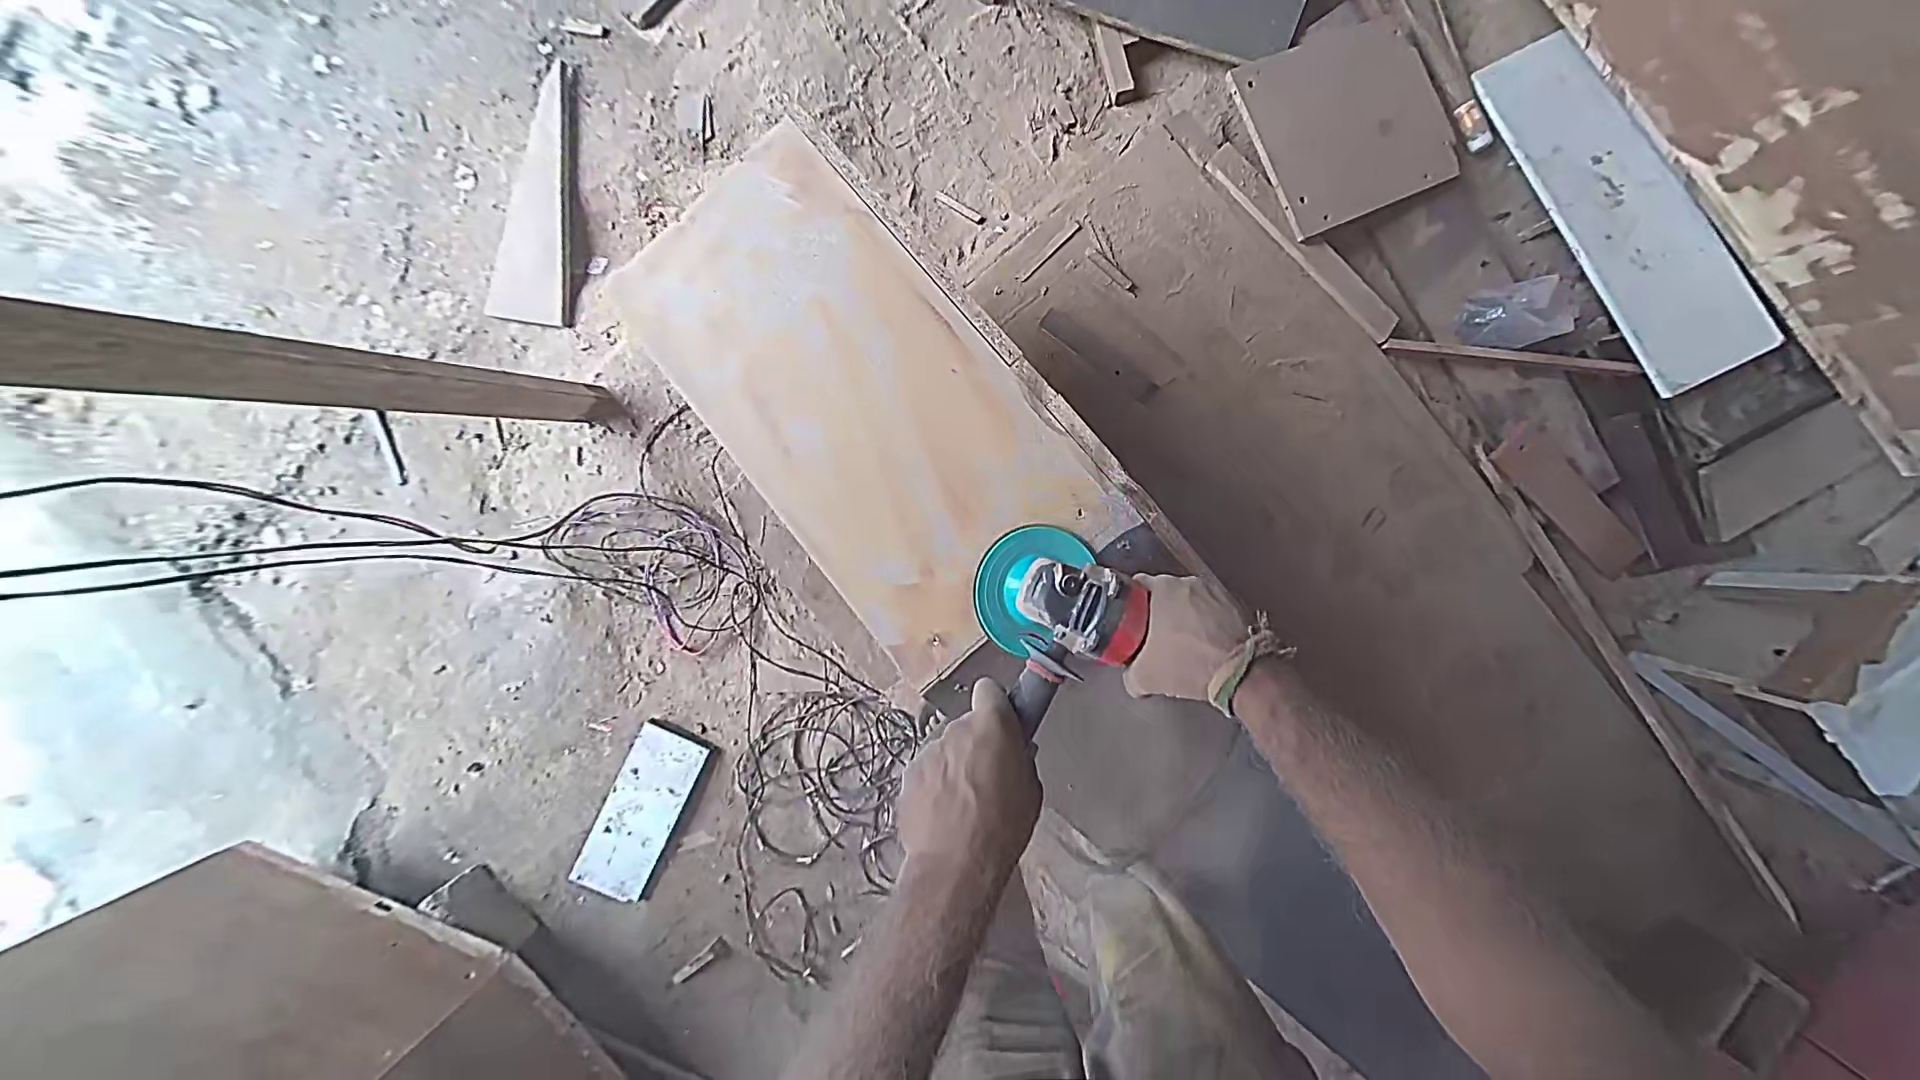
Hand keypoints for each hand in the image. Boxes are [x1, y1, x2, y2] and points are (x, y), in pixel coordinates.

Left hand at [898, 679, 1041, 876]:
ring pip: (944, 748)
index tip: (1000, 723)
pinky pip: (926, 770)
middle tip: (986, 775)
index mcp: (990, 726)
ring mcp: (927, 750)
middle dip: (975, 743)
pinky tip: (942, 812)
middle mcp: (954, 729)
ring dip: (952, 764)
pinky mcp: (907, 773)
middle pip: (966, 725)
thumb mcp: (1031, 791)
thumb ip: (1020, 759)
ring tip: (962, 801)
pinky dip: (933, 784)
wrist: (955, 865)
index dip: (995, 704)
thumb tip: (1015, 751)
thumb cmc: (1002, 828)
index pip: (989, 689)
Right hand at [1123, 574, 1252, 700]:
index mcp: (1163, 588)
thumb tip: (1132, 679)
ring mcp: (1217, 592)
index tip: (1133, 619)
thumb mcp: (1145, 677)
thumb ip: (1130, 675)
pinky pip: (1215, 610)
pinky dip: (1209, 623)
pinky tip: (1207, 645)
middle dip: (1161, 611)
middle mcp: (1190, 583)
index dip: (1132, 603)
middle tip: (1158, 636)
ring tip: (1185, 642)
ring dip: (1187, 616)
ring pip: (1192, 600)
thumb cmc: (1192, 664)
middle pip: (1166, 592)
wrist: (1241, 674)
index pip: (1138, 585)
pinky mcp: (1238, 605)